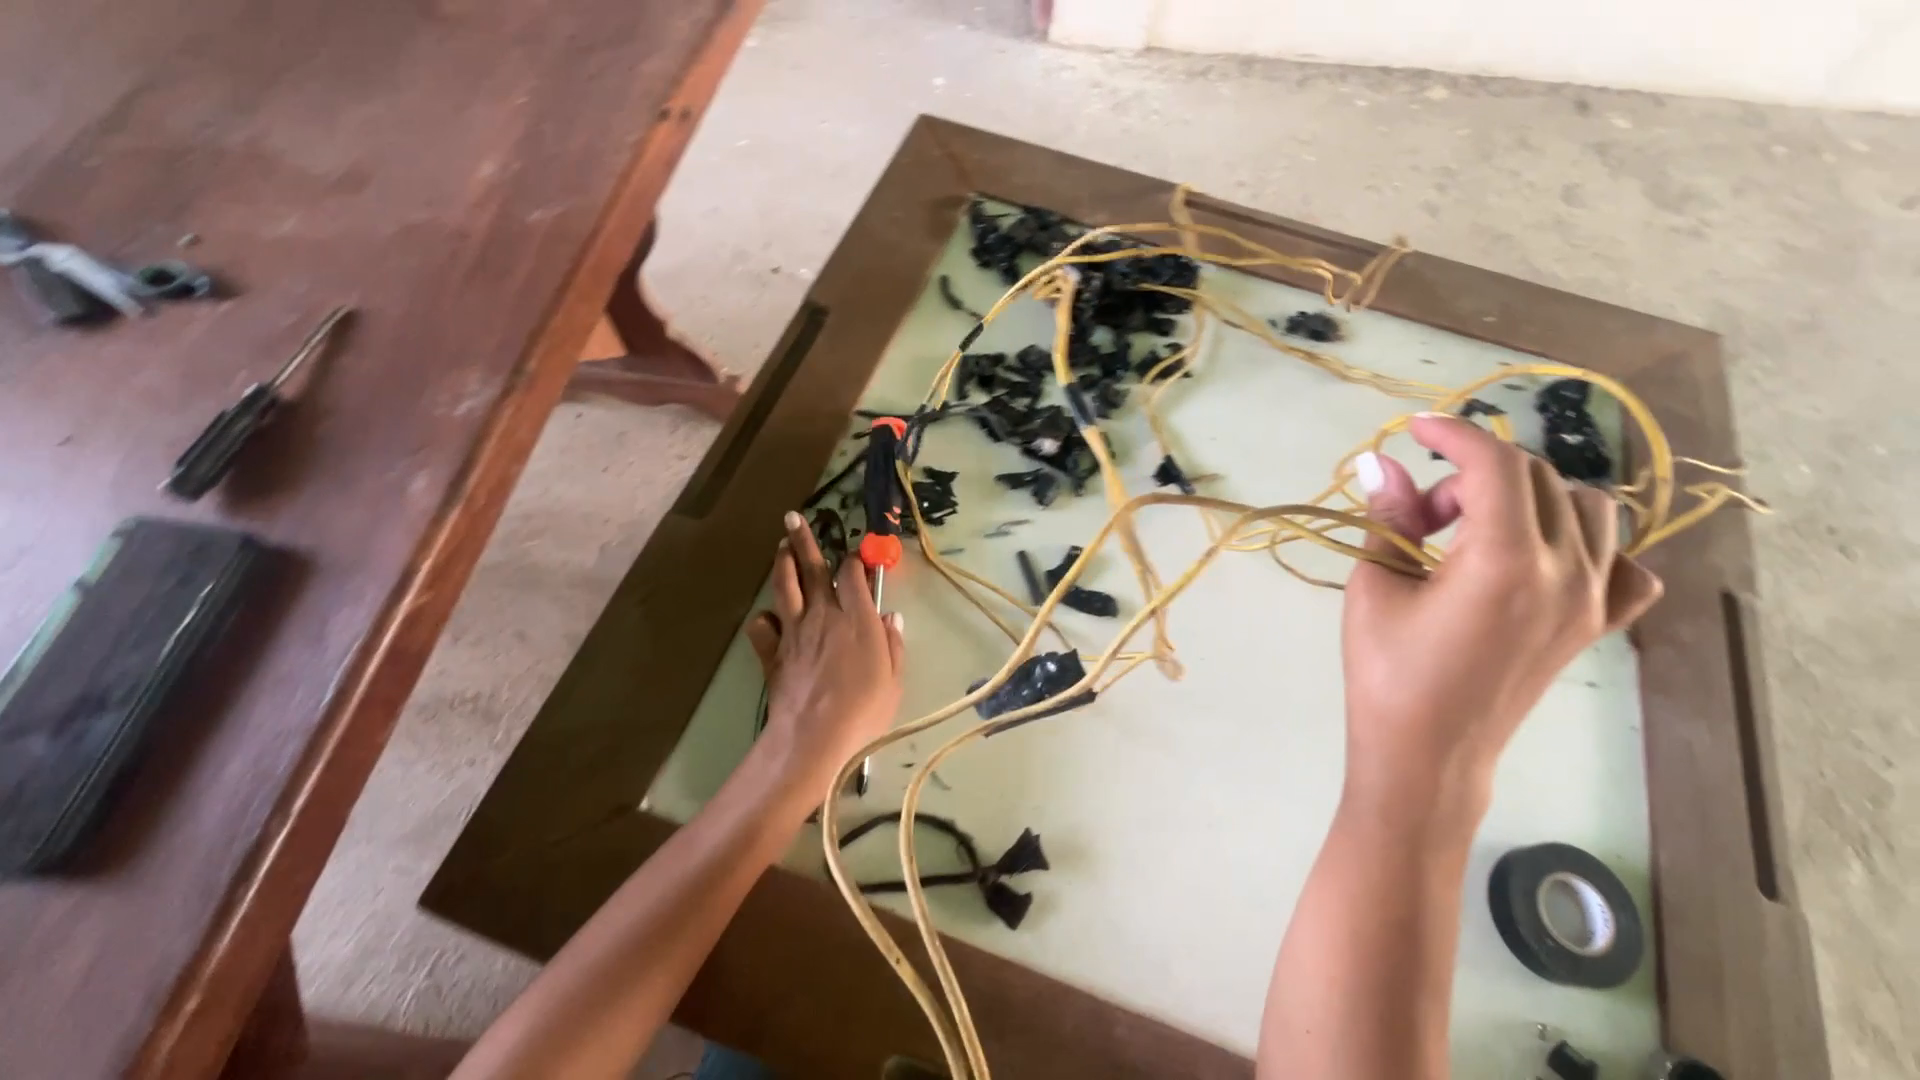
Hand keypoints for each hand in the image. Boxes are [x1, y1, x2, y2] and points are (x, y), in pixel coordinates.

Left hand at [744, 511, 905, 801]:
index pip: (853, 574)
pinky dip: (763, 618)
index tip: (858, 554)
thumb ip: (893, 644)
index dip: (855, 558)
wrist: (814, 737)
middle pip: (813, 568)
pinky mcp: (773, 652)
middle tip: (793, 517)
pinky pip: (762, 626)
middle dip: (803, 539)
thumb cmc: (864, 710)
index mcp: (857, 618)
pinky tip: (769, 617)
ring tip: (780, 545)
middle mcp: (823, 614)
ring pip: (784, 586)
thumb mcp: (894, 679)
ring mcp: (794, 631)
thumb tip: (890, 617)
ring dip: (782, 562)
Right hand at [1341, 413, 1662, 818]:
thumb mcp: (1375, 588)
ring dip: (1532, 497)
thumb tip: (1382, 462)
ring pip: (1589, 508)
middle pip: (1536, 478)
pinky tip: (1547, 561)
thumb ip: (1389, 517)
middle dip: (1474, 474)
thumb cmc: (1387, 674)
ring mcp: (1592, 601)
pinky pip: (1626, 567)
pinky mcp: (1596, 627)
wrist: (1427, 756)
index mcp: (1505, 559)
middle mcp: (1566, 571)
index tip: (1416, 430)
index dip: (1454, 434)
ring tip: (1479, 530)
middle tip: (1422, 511)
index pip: (1493, 464)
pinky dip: (1593, 547)